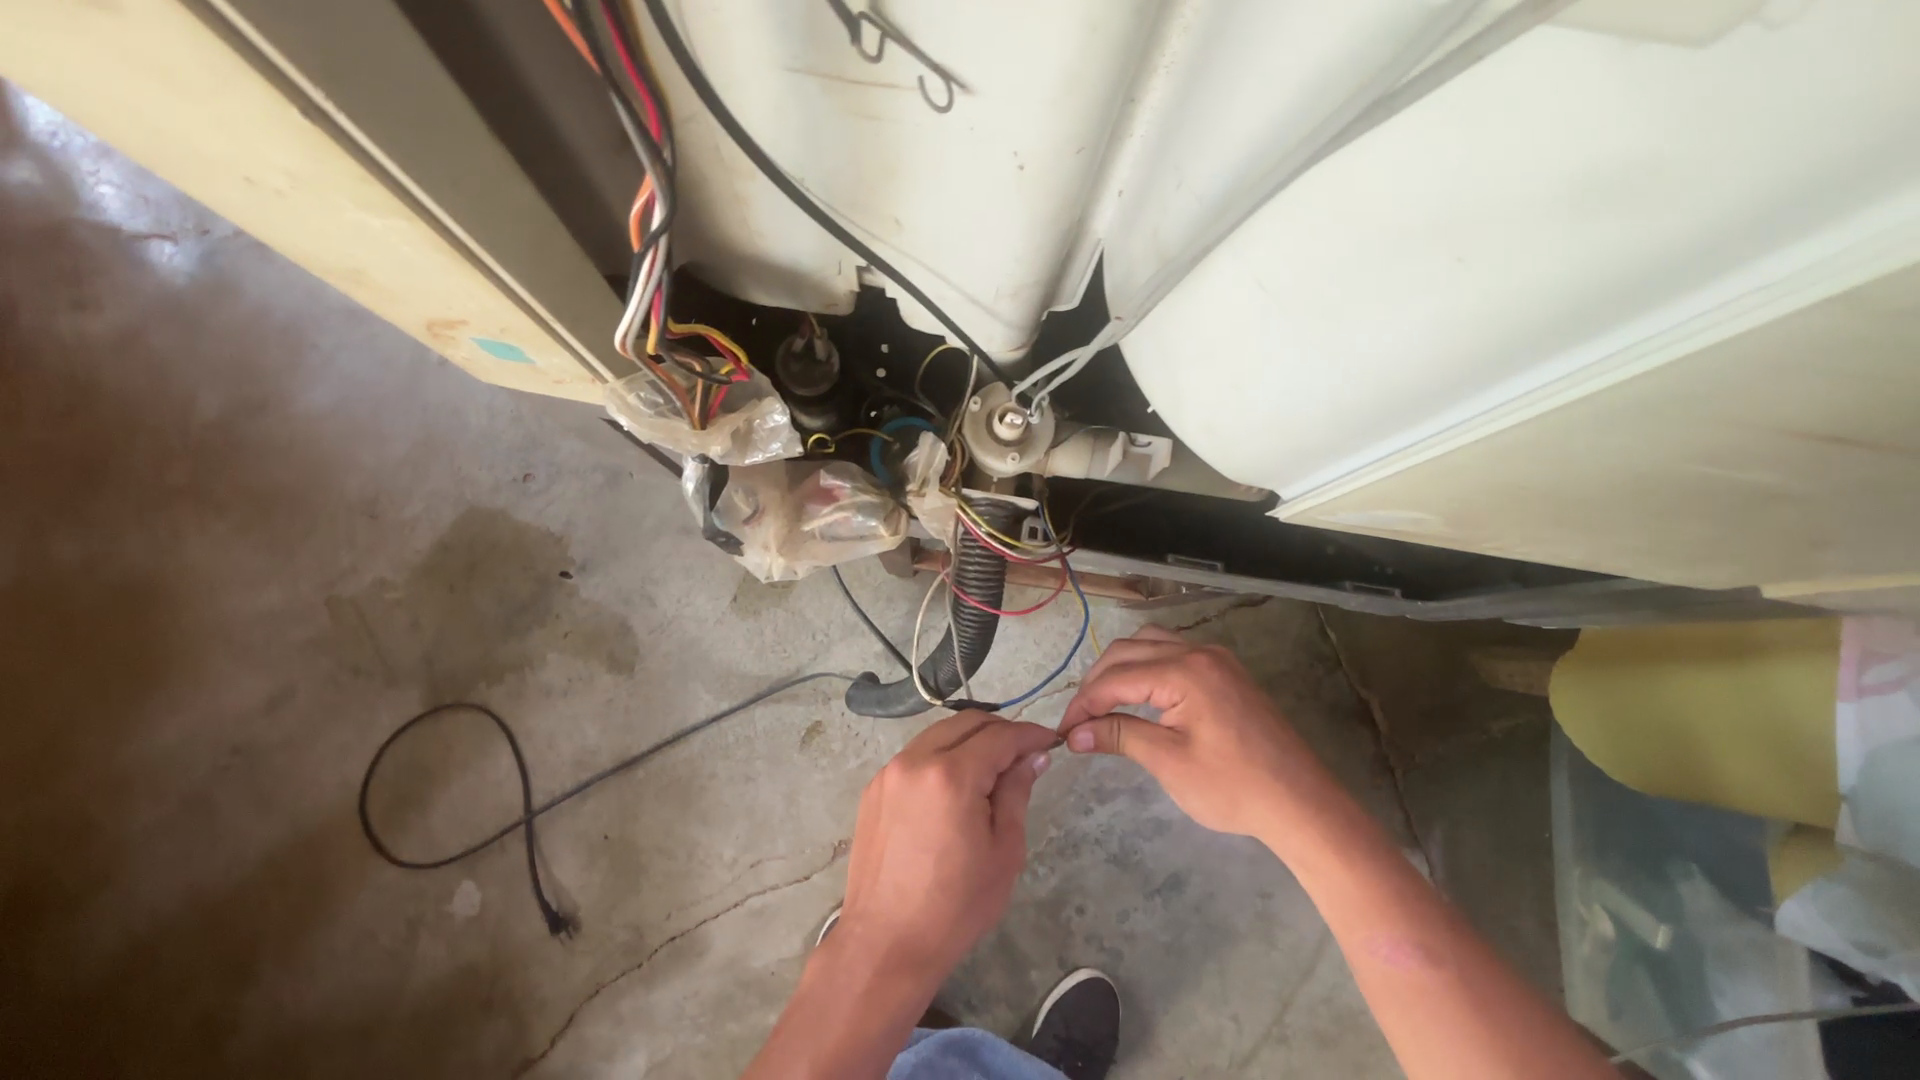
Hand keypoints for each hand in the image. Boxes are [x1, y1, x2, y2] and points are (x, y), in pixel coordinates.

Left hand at [835, 711, 1057, 993]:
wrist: (886, 944)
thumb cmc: (955, 906)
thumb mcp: (1003, 851)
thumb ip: (1017, 793)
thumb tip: (1032, 758)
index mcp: (951, 775)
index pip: (998, 735)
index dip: (1028, 735)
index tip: (1049, 741)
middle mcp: (914, 761)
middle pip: (965, 722)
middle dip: (999, 731)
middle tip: (1024, 755)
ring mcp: (888, 773)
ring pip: (937, 735)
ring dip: (969, 741)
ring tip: (992, 772)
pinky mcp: (874, 790)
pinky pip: (915, 757)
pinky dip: (941, 757)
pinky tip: (955, 789)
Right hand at [1058, 625, 1336, 837]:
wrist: (1300, 802)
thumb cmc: (1232, 786)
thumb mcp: (1168, 761)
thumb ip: (1118, 736)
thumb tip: (1074, 734)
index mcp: (1184, 671)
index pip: (1115, 677)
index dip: (1083, 703)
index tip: (1063, 732)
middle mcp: (1199, 652)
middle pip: (1129, 651)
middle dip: (1097, 683)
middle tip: (1079, 721)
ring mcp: (1217, 659)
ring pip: (1151, 644)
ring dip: (1121, 669)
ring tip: (1102, 705)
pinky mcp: (1227, 673)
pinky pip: (1174, 653)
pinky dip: (1147, 667)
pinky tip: (1138, 695)